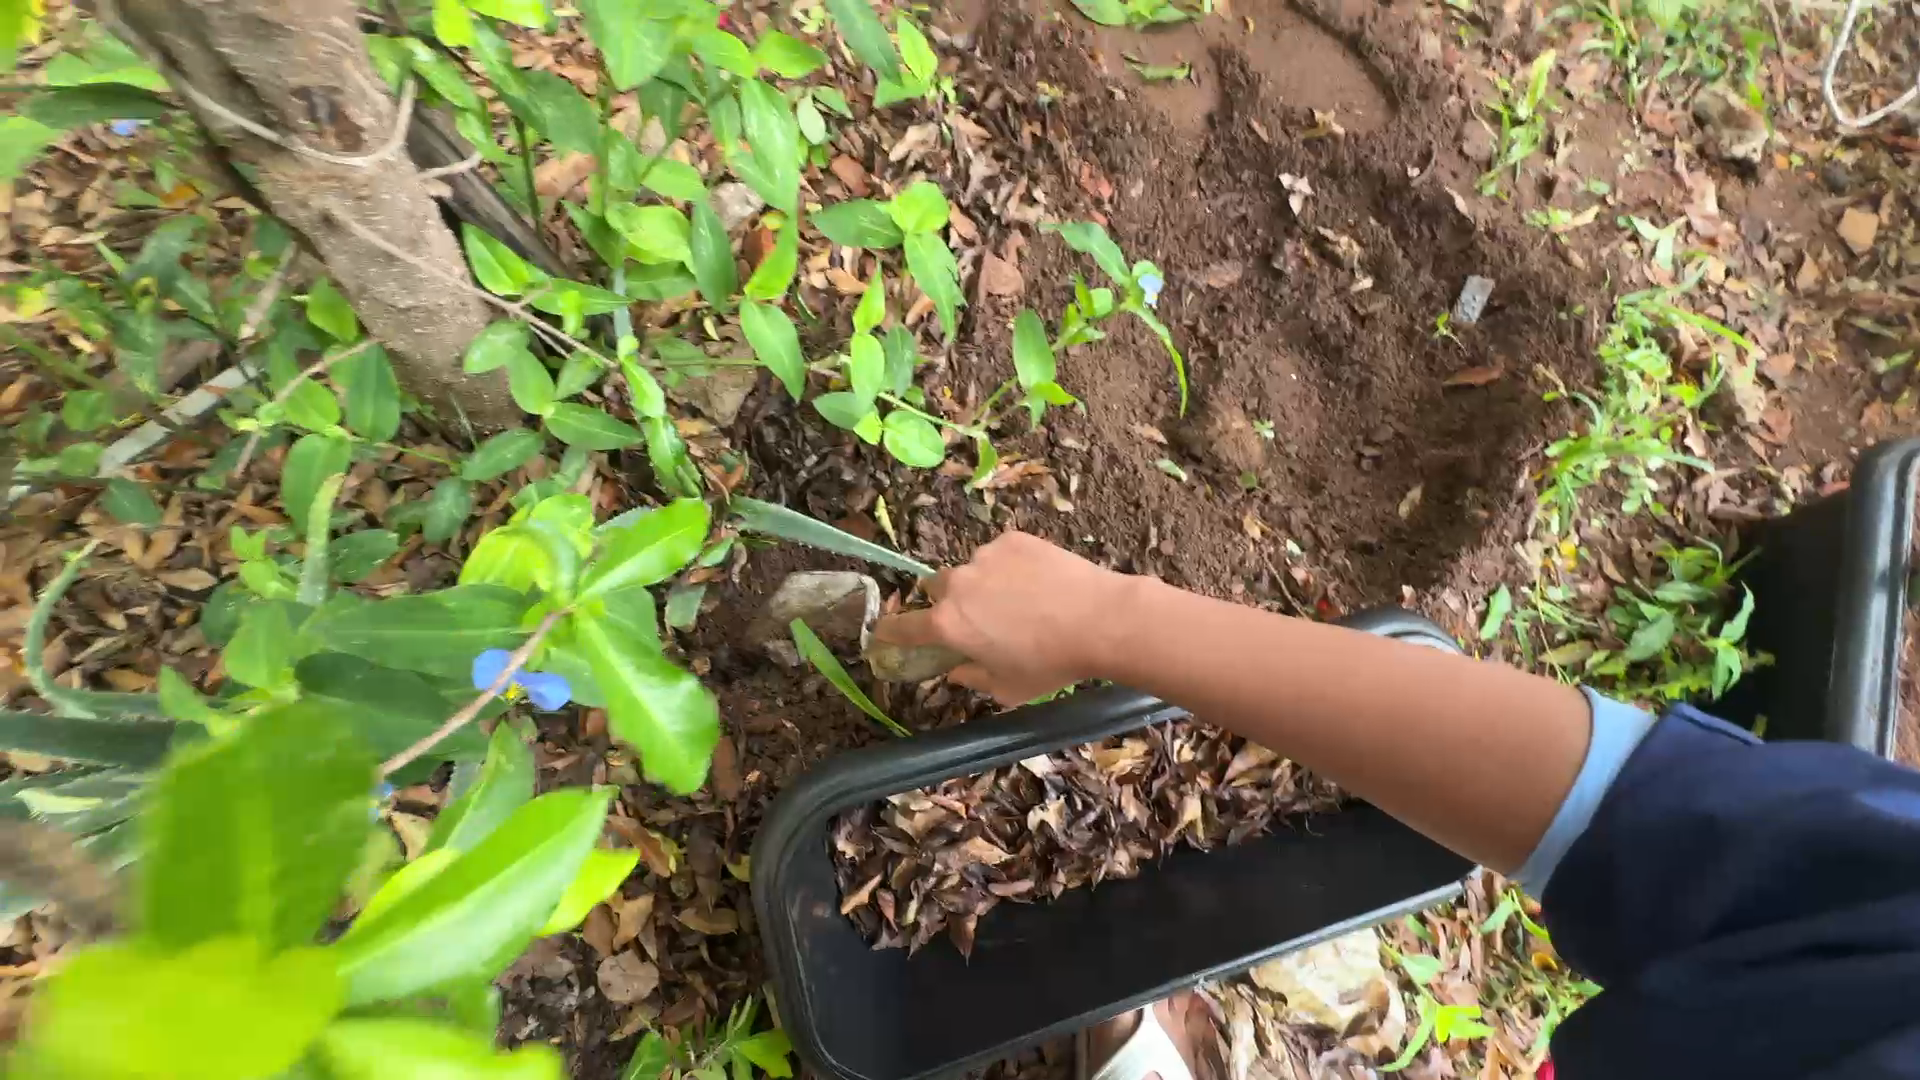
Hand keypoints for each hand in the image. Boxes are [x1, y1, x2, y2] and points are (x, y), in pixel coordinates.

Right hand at [871, 531, 1134, 703]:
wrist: (1099, 619)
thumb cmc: (1050, 663)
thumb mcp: (1007, 688)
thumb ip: (972, 678)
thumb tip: (956, 670)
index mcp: (947, 624)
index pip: (903, 627)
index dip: (890, 631)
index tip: (884, 633)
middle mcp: (957, 585)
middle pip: (936, 590)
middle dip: (947, 603)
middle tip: (978, 619)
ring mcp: (984, 557)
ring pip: (970, 570)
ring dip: (981, 584)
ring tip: (1020, 601)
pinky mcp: (1012, 539)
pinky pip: (999, 555)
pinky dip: (1009, 567)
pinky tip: (1038, 583)